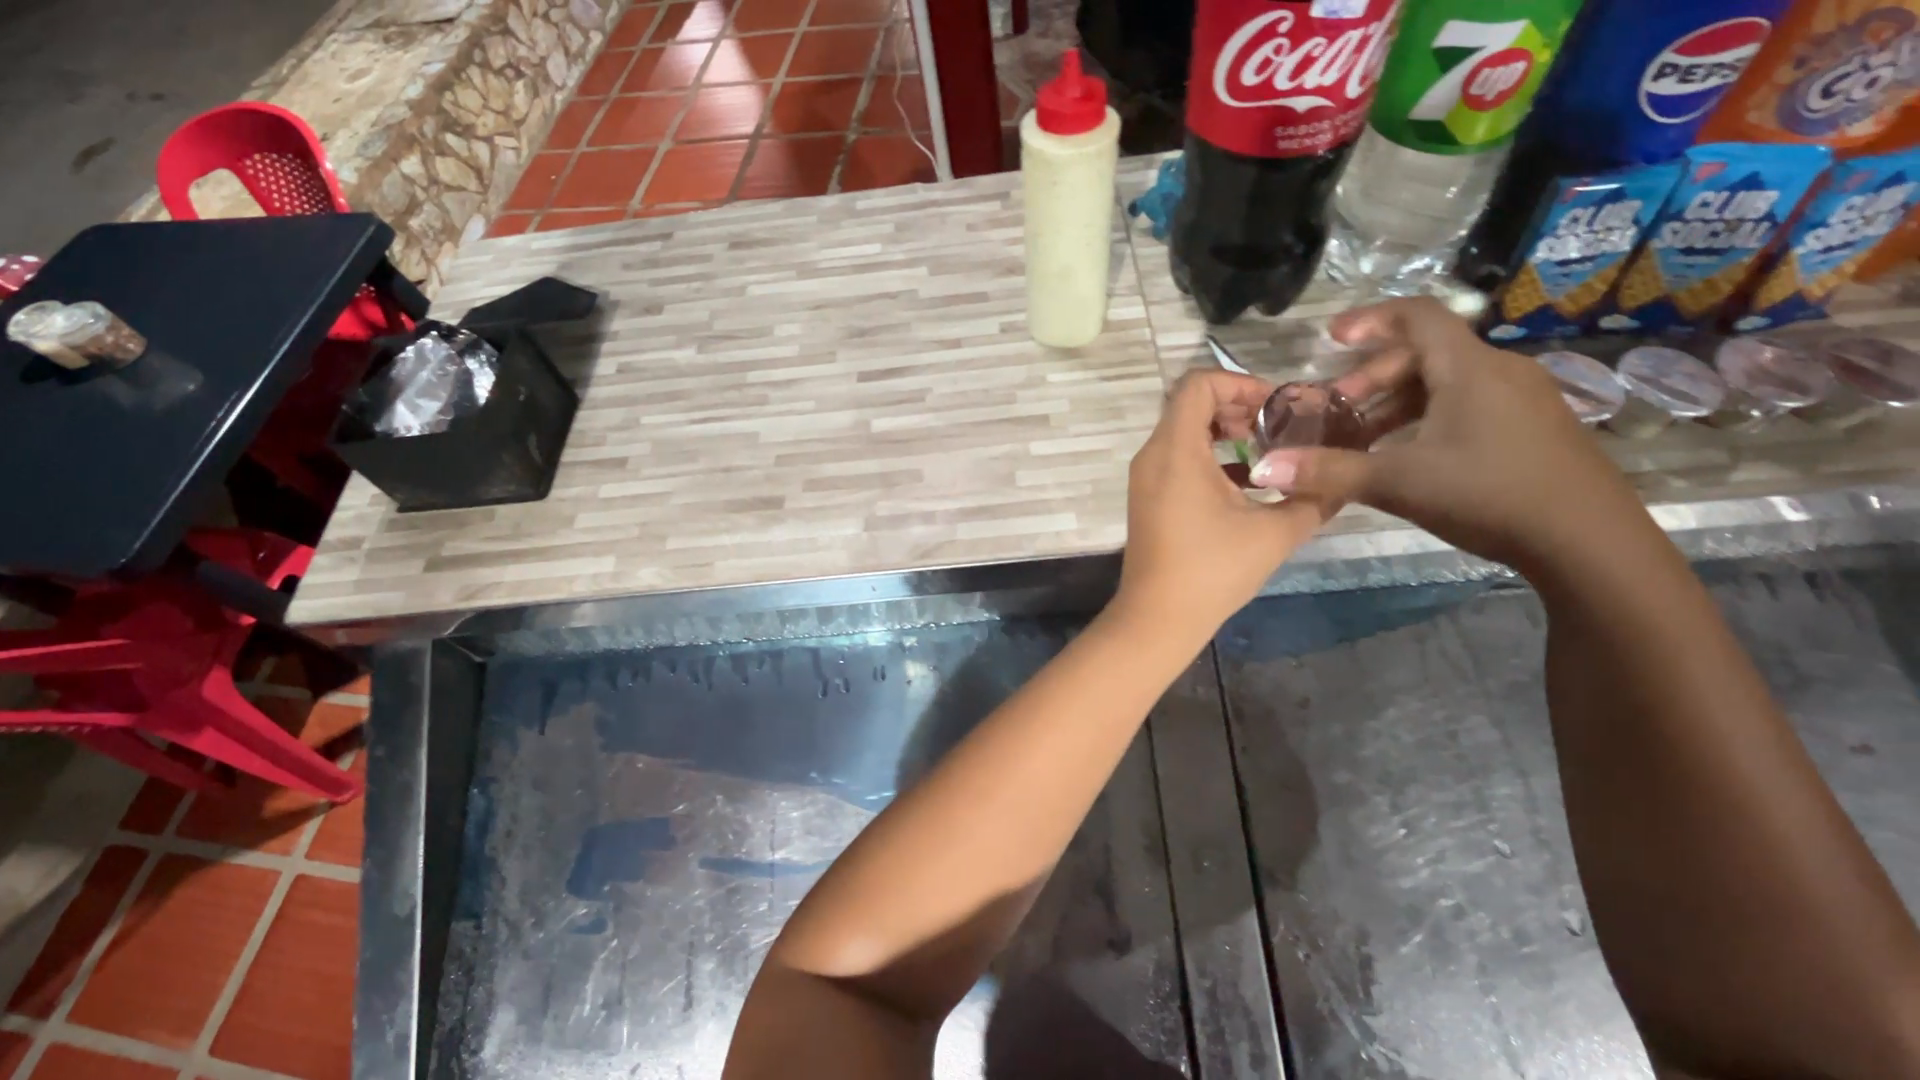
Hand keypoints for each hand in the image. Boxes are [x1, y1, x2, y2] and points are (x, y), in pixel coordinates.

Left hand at [1114, 370, 1337, 640]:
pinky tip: (1249, 486)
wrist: (1158, 618)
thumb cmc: (1212, 570)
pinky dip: (1212, 459)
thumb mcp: (1275, 533)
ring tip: (1269, 457)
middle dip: (1238, 408)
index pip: (1199, 384)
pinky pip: (1179, 459)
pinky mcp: (1150, 498)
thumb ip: (1313, 498)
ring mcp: (1147, 477)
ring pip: (1185, 432)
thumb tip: (1343, 479)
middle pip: (1192, 405)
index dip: (1240, 383)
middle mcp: (1154, 455)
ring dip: (1227, 435)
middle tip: (1279, 429)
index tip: (1276, 407)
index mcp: (1176, 450)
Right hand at [1246, 297, 1648, 571]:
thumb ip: (1330, 472)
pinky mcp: (1538, 428)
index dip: (1371, 319)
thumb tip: (1265, 469)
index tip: (1332, 337)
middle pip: (1426, 353)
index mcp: (1469, 368)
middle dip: (1374, 376)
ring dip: (1400, 402)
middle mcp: (1500, 371)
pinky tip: (1414, 456)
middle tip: (1339, 410)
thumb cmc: (1490, 494)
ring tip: (1367, 438)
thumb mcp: (1400, 482)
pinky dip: (1431, 417)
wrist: (1589, 541)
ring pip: (1449, 382)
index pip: (1417, 317)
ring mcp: (1525, 399)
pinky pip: (1473, 404)